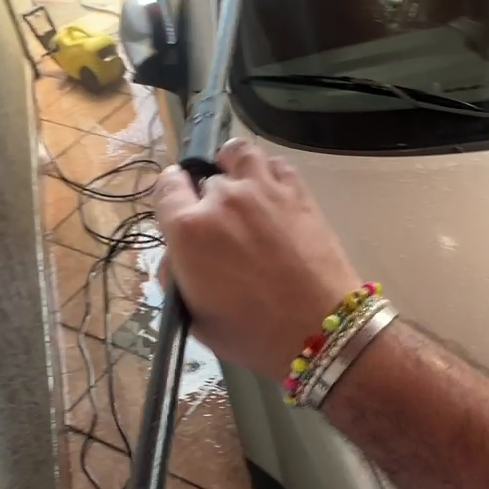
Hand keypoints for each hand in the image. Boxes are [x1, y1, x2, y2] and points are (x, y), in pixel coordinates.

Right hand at [153, 140, 363, 373]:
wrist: (320, 331)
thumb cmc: (253, 334)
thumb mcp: (197, 319)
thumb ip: (177, 280)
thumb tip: (177, 259)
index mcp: (188, 229)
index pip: (167, 187)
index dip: (172, 197)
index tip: (179, 208)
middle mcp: (221, 198)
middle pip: (205, 179)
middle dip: (207, 198)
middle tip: (221, 226)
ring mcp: (262, 189)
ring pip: (238, 155)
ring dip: (234, 167)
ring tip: (240, 187)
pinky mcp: (297, 191)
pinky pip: (274, 164)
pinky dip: (267, 173)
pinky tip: (270, 193)